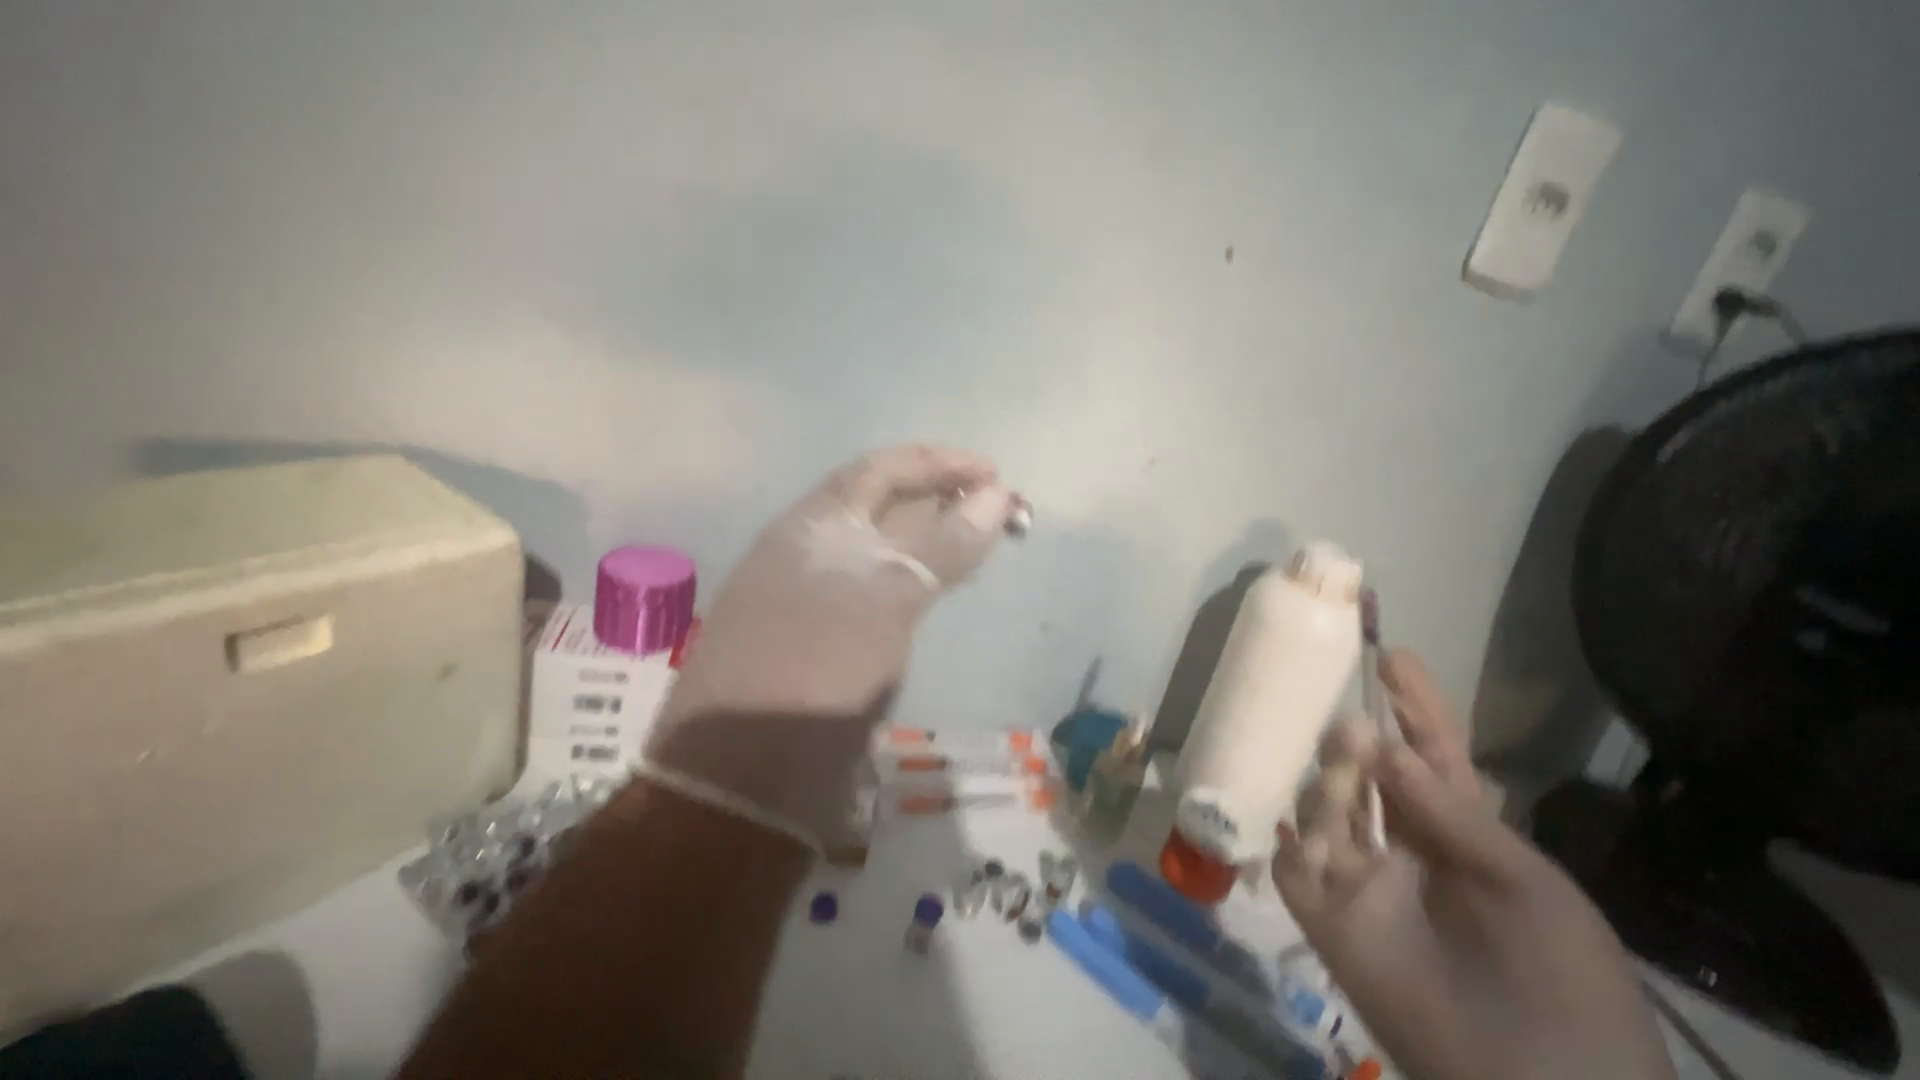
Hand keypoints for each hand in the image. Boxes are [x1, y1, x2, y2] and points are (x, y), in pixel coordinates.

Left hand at [644, 445, 1016, 846]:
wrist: (743, 777)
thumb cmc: (816, 669)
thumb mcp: (885, 597)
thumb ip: (941, 543)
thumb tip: (997, 494)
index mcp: (810, 528)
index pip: (879, 470)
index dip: (938, 464)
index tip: (995, 475)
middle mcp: (804, 557)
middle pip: (878, 509)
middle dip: (938, 500)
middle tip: (998, 511)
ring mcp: (806, 603)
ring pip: (875, 556)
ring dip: (926, 544)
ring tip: (976, 548)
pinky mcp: (814, 649)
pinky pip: (872, 598)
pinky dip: (910, 587)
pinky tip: (934, 600)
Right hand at [1272, 650, 1676, 1079]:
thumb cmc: (1563, 978)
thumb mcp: (1527, 885)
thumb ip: (1450, 817)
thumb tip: (1384, 750)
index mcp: (1465, 836)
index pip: (1430, 755)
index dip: (1413, 706)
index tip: (1390, 658)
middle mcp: (1407, 850)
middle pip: (1368, 776)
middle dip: (1359, 740)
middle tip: (1357, 726)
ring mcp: (1365, 886)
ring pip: (1326, 812)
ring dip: (1331, 783)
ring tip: (1346, 767)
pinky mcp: (1331, 925)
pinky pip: (1294, 873)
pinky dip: (1290, 845)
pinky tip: (1303, 829)